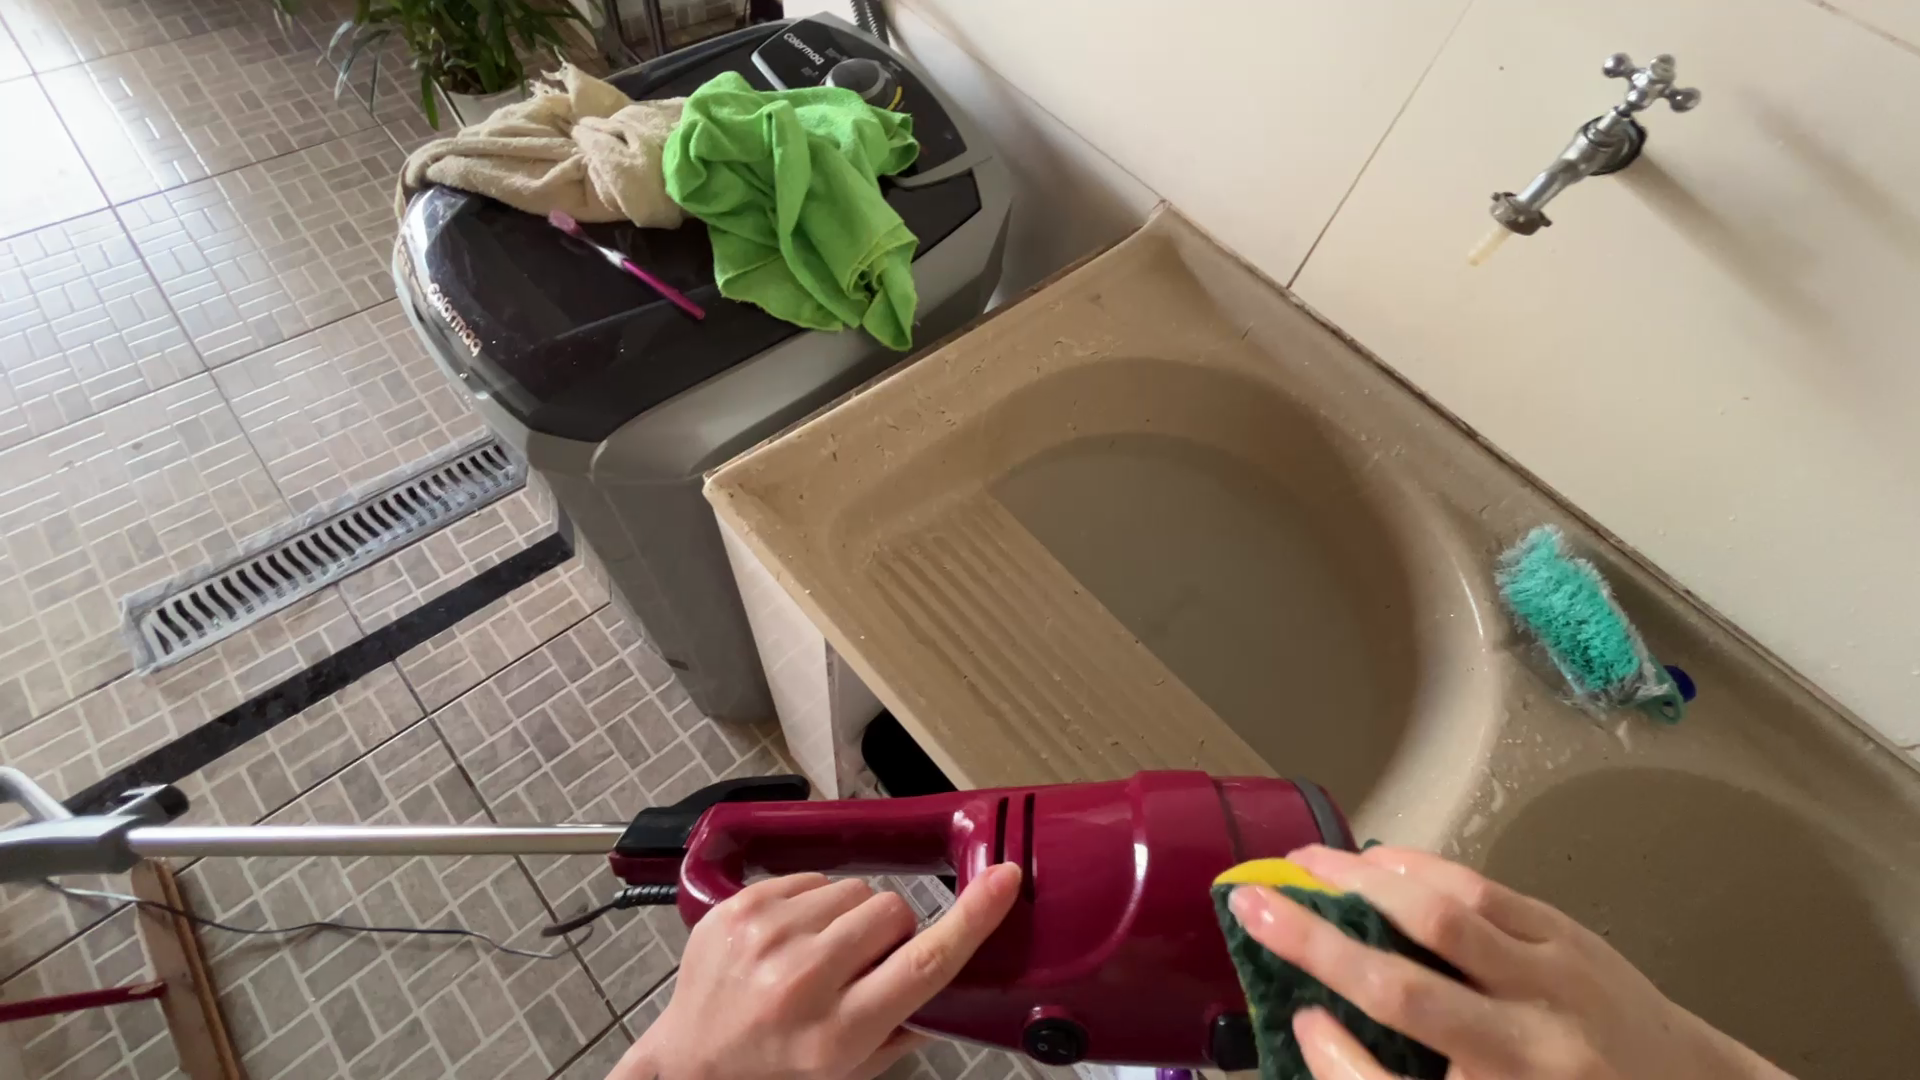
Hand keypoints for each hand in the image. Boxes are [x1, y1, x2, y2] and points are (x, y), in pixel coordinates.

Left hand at [611, 864, 1021, 1079]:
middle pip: (892, 910)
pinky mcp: (742, 905)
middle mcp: (802, 980)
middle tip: (861, 965)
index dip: (973, 917)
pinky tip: (790, 938)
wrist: (685, 1068)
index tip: (1004, 881)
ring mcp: (766, 935)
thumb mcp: (847, 1074)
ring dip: (850, 915)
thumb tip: (948, 976)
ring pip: (855, 888)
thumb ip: (903, 1028)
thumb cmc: (771, 1075)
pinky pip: (813, 877)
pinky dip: (813, 903)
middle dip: (890, 932)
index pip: (925, 961)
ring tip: (818, 953)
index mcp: (837, 1033)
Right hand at [1229, 845, 1793, 1079]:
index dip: (1339, 1058)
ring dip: (1357, 883)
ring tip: (1304, 863)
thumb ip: (1391, 1077)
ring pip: (1441, 921)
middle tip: (1252, 901)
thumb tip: (1314, 1024)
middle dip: (1315, 942)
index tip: (1299, 1018)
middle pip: (1407, 994)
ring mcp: (1558, 989)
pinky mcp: (1570, 937)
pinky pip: (1477, 889)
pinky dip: (1412, 868)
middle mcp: (1538, 1059)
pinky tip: (1372, 859)